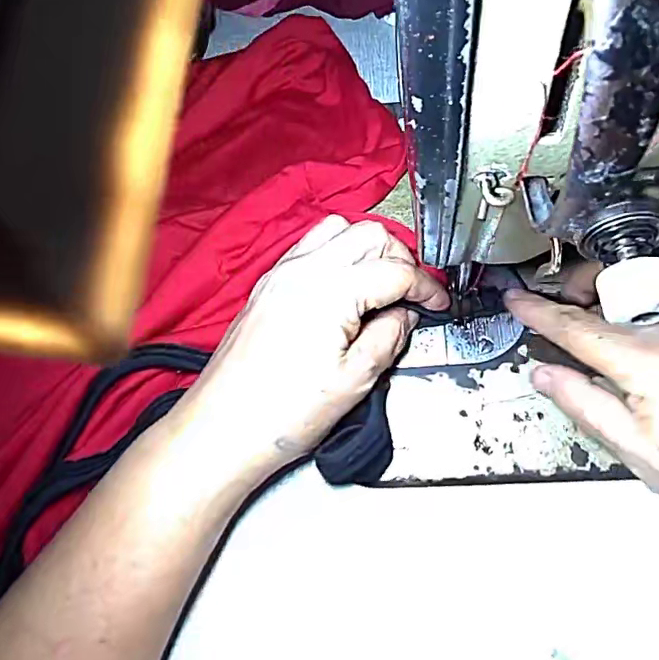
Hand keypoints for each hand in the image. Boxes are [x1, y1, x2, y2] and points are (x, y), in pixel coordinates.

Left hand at [175, 215, 448, 484]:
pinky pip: (311, 247)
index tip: (437, 302)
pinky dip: (338, 255)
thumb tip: (404, 316)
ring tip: (382, 286)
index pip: (395, 270)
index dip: (426, 285)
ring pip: (339, 231)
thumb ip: (388, 338)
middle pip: (370, 235)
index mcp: (328, 292)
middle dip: (401, 259)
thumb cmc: (275, 413)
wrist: (222, 428)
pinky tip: (346, 288)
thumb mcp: (353, 383)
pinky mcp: (269, 286)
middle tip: (413, 294)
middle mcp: (302, 272)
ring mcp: (281, 275)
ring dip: (369, 250)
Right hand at [505, 283, 658, 577]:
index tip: (515, 300)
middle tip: (565, 307)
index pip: (577, 326)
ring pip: (655, 272)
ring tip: (610, 316)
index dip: (538, 313)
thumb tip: (543, 374)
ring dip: (621, 283)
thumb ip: (588, 406)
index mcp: (655, 360)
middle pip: (617, 277)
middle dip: (580, 283)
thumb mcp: (650, 462)